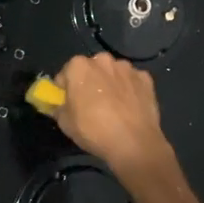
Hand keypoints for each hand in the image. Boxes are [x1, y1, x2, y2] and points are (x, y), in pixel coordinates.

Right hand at [53, 54, 172, 176]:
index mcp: (79, 66)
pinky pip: (132, 81)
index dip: (65, 89)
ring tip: (113, 107)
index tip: (69, 104)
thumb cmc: (93, 130)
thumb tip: (59, 104)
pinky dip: (129, 89)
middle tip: (91, 105)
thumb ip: (58, 107)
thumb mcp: (64, 123)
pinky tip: (130, 107)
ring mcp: (127, 67)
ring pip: (113, 73)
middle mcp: (103, 60)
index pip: (65, 74)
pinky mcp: (145, 78)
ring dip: (110, 83)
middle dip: (89, 82)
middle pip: (91, 69)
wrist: (133, 142)